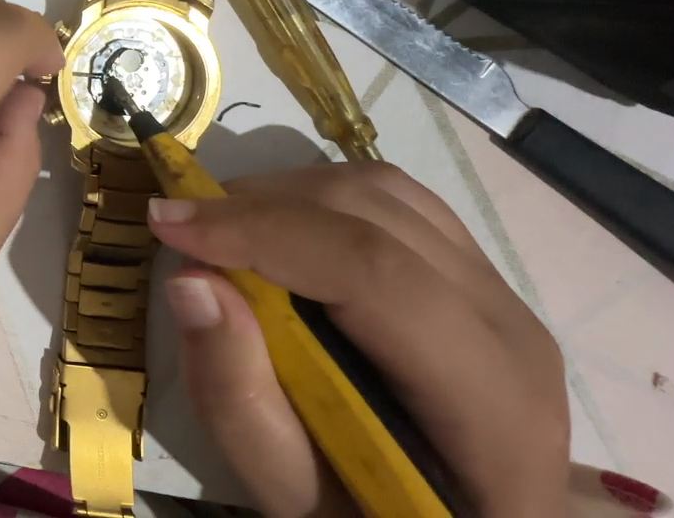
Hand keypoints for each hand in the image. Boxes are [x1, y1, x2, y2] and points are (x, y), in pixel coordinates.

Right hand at [148, 162, 569, 517]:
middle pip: (372, 215)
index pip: (374, 273)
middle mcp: (508, 328)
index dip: (262, 233)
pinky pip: (387, 195)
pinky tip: (274, 229)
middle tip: (178, 230)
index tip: (164, 225)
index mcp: (487, 403)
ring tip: (220, 229)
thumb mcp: (287, 486)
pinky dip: (312, 195)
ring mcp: (496, 289)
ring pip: (377, 189)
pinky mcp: (470, 267)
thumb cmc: (362, 509)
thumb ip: (238, 395)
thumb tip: (189, 279)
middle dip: (256, 208)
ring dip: (281, 194)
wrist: (447, 515)